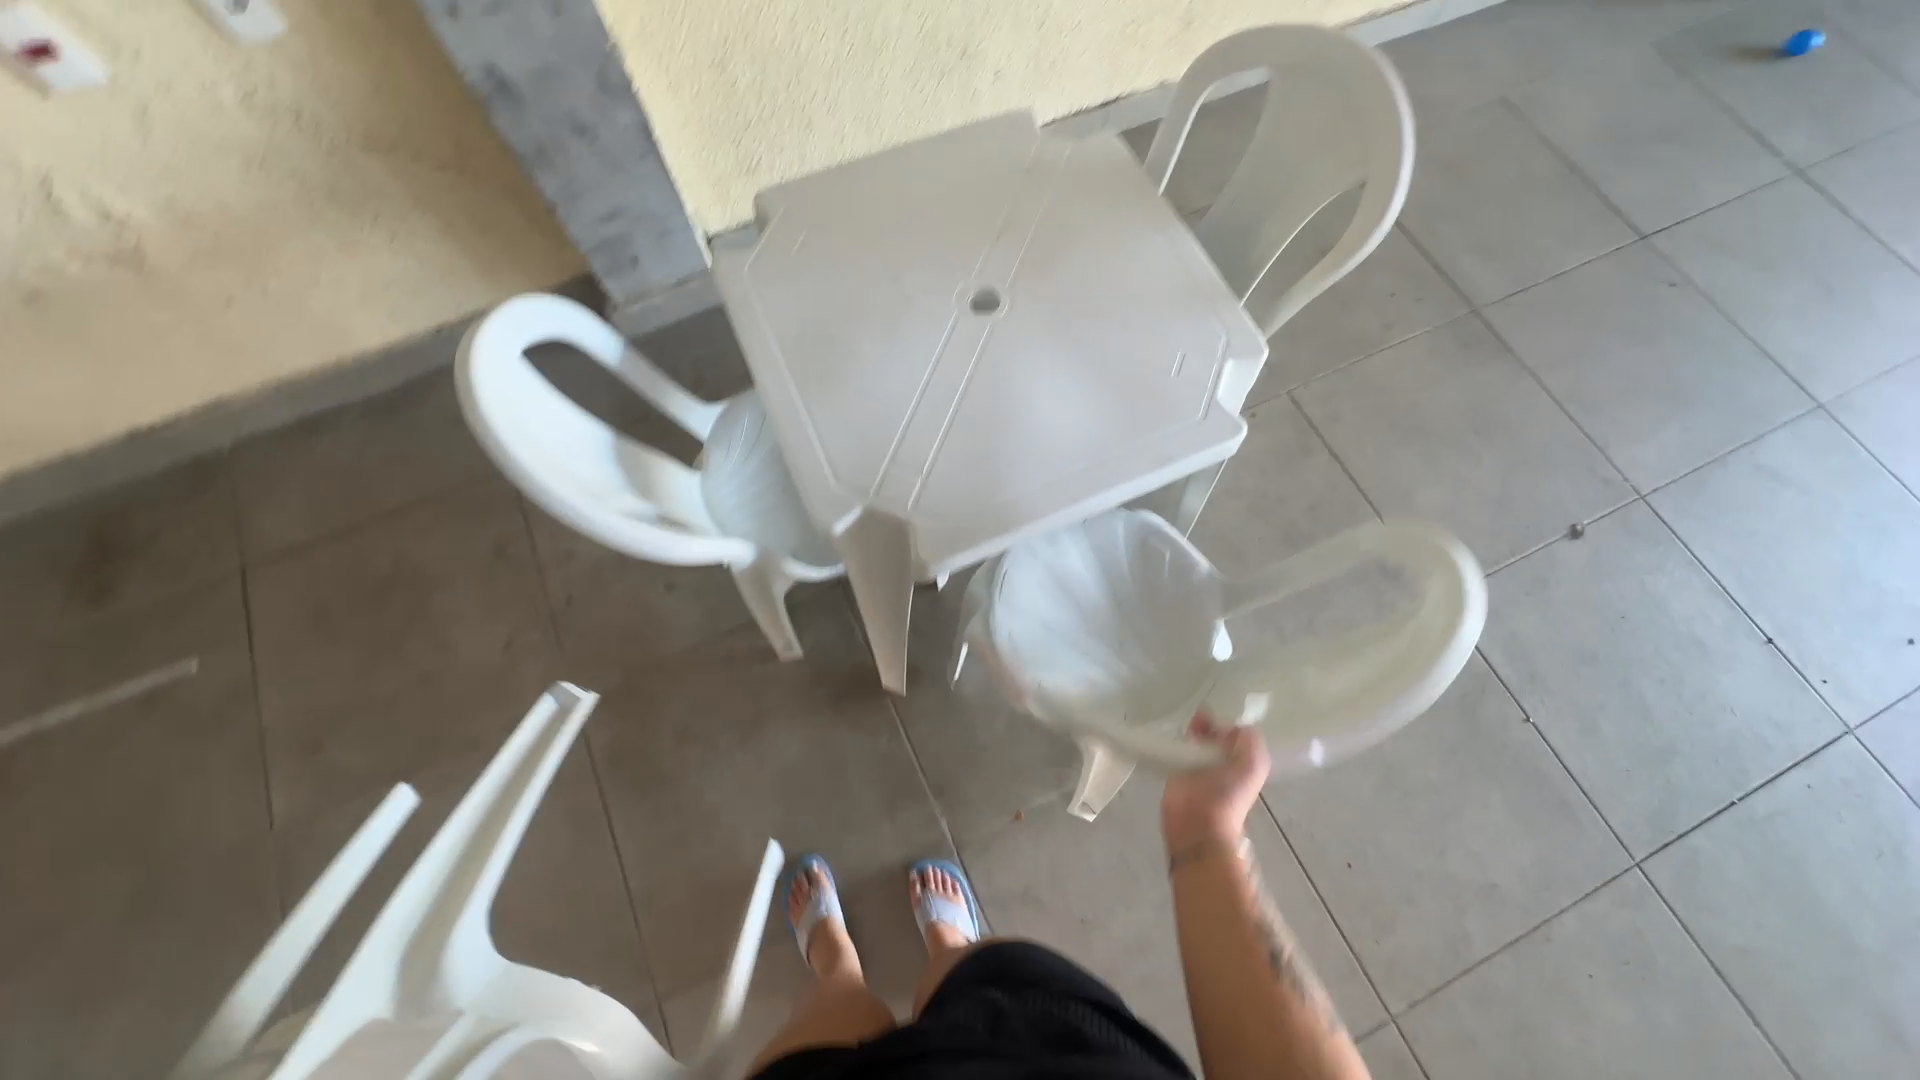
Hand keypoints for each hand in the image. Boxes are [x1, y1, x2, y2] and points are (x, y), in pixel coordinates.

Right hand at [1162, 713, 1271, 850]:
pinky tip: (1179, 729)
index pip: (1238, 736)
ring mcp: (1199, 765)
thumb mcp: (1253, 766)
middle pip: (1217, 734)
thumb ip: (1250, 741)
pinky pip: (1179, 746)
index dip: (1231, 722)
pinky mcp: (1177, 768)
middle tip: (1203, 714)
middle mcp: (1222, 763)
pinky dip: (1178, 736)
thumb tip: (1233, 726)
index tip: (1223, 711)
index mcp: (1243, 763)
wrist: (1198, 822)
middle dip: (1212, 722)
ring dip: (1195, 727)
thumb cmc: (1229, 795)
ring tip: (1192, 720)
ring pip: (1198, 738)